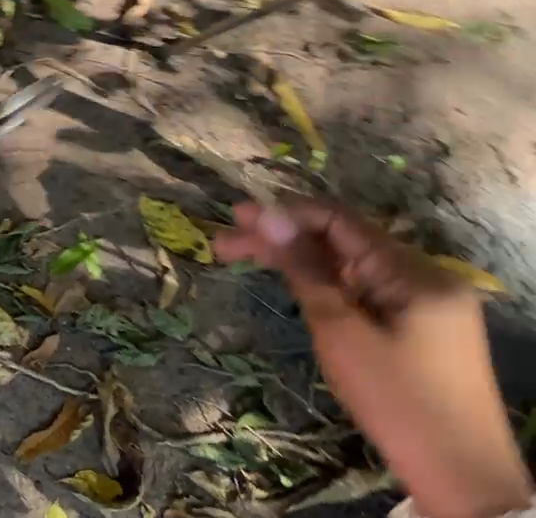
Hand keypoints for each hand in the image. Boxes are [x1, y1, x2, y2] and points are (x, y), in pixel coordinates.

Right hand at [217, 200, 530, 517]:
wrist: (460, 473)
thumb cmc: (394, 395)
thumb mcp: (339, 327)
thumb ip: (304, 267)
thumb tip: (266, 216)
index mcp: (416, 274)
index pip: (340, 221)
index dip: (285, 212)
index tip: (236, 217)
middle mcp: (425, 278)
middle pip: (341, 239)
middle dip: (282, 235)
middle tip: (224, 240)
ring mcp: (423, 303)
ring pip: (346, 262)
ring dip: (295, 256)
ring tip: (238, 256)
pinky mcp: (416, 324)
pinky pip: (360, 285)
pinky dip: (320, 279)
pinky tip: (288, 279)